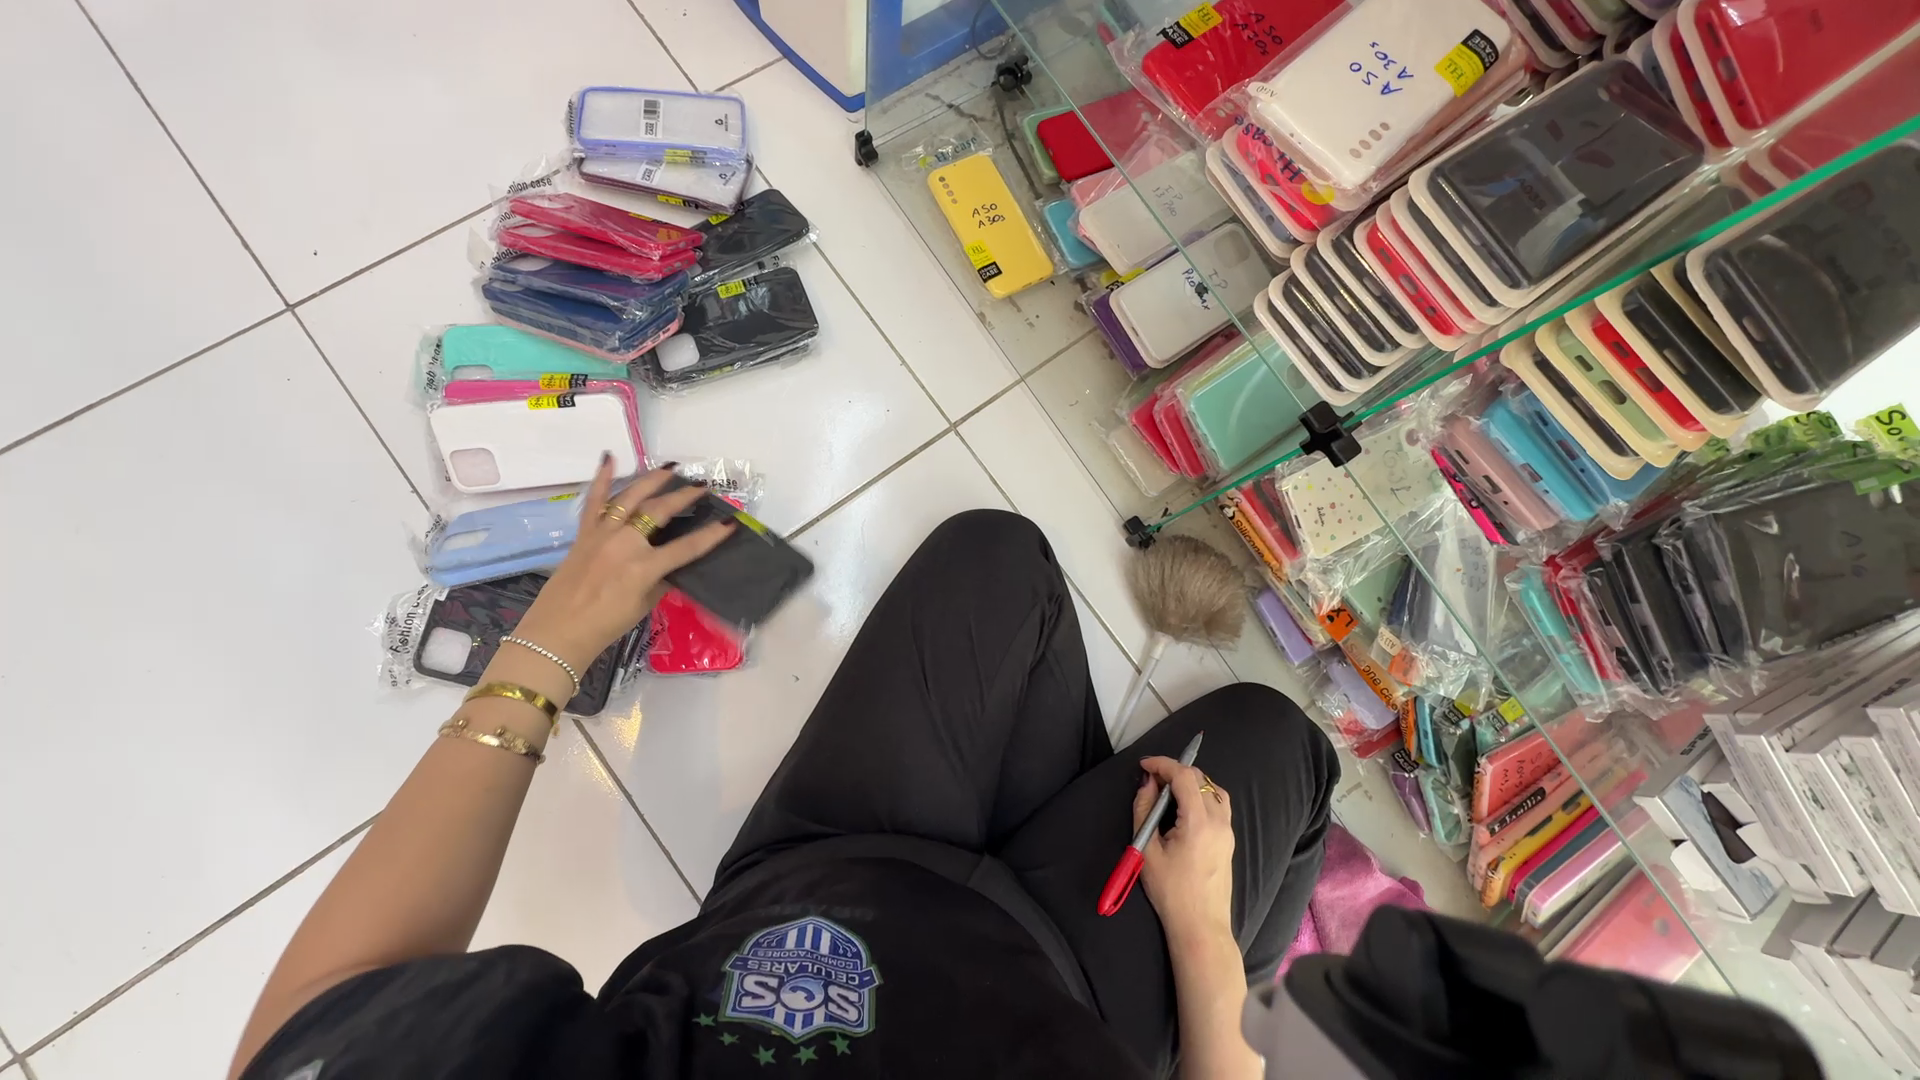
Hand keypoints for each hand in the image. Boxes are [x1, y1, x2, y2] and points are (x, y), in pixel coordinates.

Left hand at [510, 460, 734, 670]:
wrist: (559, 631)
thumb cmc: (606, 624)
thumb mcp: (644, 604)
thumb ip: (661, 580)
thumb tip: (673, 563)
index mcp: (643, 568)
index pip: (686, 548)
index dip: (711, 536)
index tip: (730, 522)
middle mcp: (623, 544)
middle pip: (659, 512)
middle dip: (684, 497)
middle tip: (702, 487)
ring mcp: (601, 535)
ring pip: (629, 498)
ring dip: (651, 480)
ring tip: (670, 467)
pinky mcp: (584, 534)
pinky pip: (594, 502)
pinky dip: (601, 478)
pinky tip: (609, 457)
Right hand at [1132, 756, 1234, 944]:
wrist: (1201, 927)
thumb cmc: (1170, 891)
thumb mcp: (1147, 850)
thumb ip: (1144, 810)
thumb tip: (1147, 783)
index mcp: (1199, 822)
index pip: (1185, 776)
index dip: (1163, 764)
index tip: (1144, 765)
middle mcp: (1219, 822)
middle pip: (1201, 779)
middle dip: (1175, 771)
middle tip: (1151, 779)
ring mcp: (1228, 831)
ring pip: (1214, 790)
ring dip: (1191, 782)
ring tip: (1168, 790)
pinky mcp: (1229, 841)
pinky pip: (1219, 804)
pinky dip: (1201, 795)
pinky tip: (1184, 807)